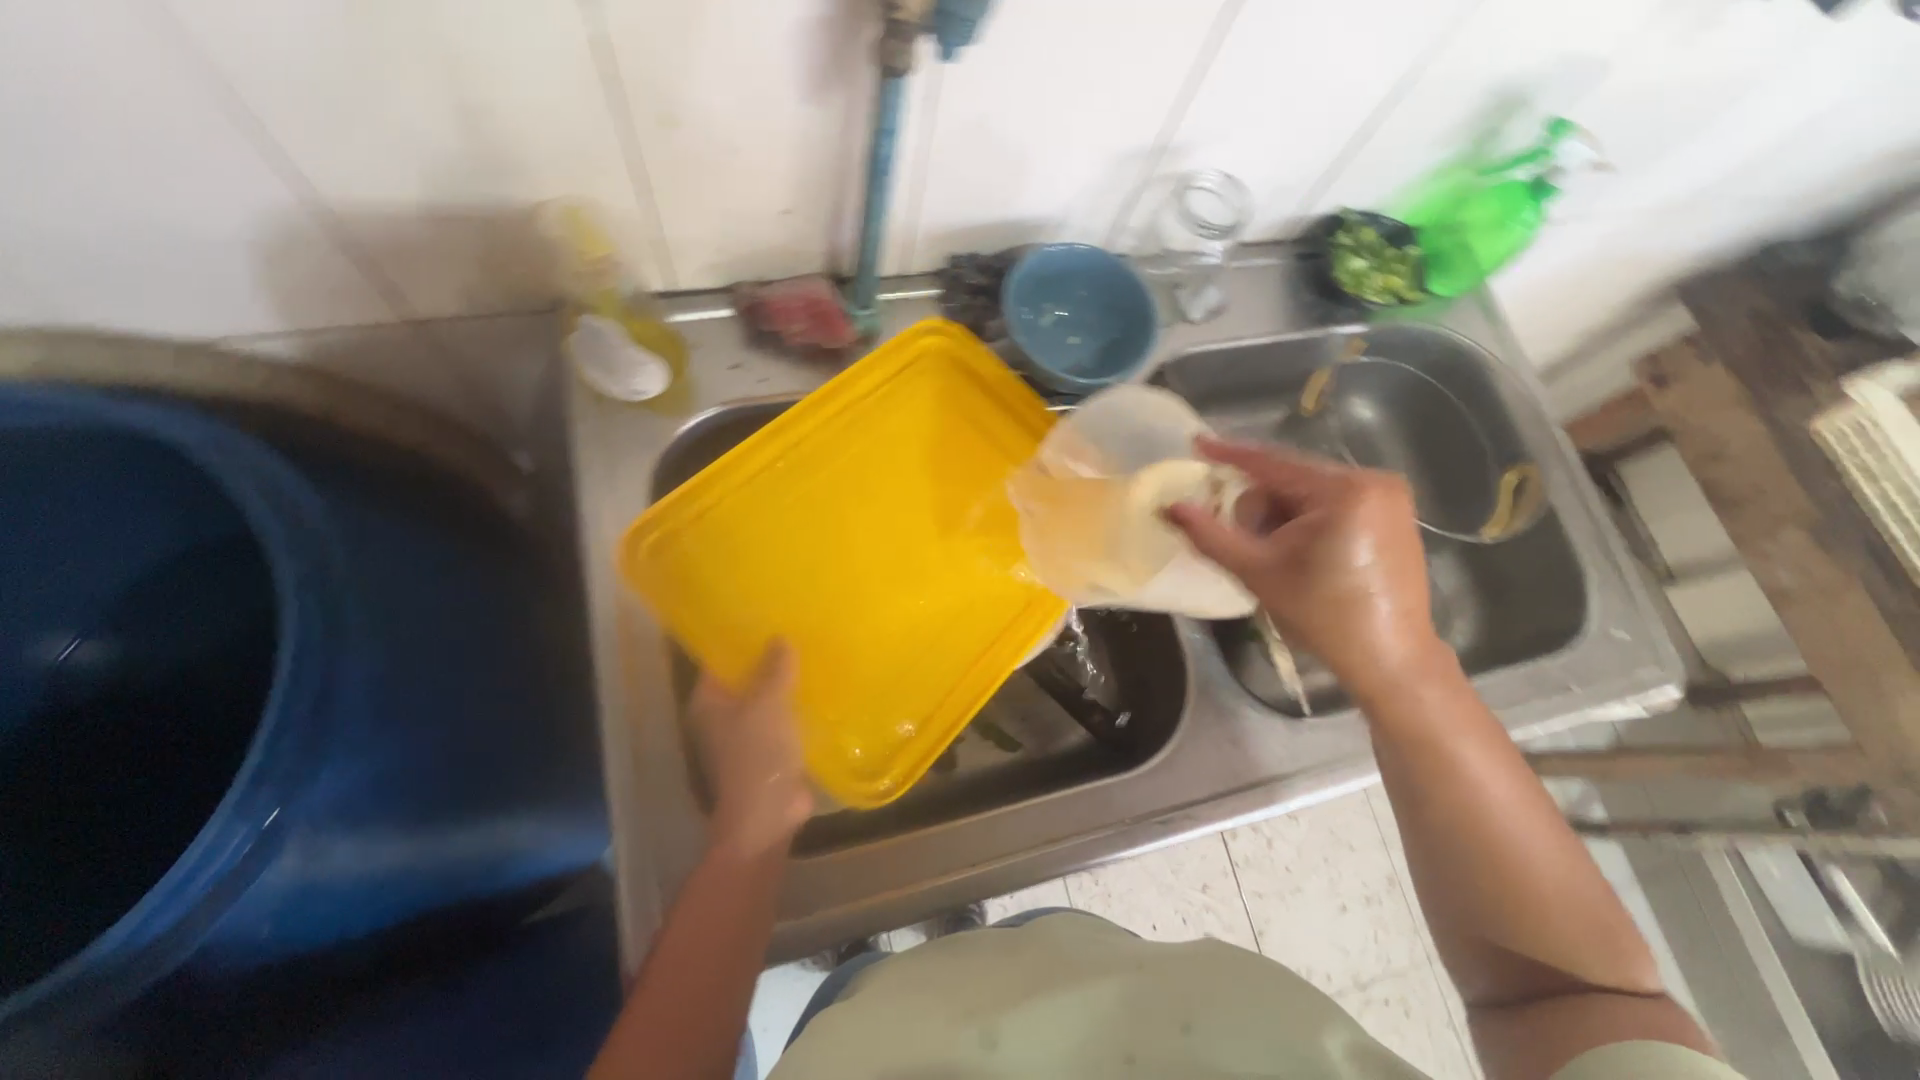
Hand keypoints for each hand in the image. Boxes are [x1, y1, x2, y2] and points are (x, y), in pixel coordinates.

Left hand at [692, 643, 812, 856]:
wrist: (768, 815)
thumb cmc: (758, 753)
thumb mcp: (768, 702)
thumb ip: (775, 668)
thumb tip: (781, 639)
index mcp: (708, 703)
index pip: (721, 661)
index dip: (742, 640)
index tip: (768, 618)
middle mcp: (723, 717)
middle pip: (746, 680)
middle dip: (771, 662)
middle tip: (799, 631)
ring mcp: (747, 737)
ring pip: (769, 701)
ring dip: (788, 687)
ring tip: (816, 656)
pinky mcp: (772, 753)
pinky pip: (786, 722)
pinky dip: (800, 710)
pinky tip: (823, 692)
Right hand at [1166, 436, 1441, 691]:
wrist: (1390, 658)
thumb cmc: (1322, 615)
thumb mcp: (1257, 572)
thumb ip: (1210, 535)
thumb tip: (1170, 507)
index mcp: (1344, 489)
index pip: (1272, 463)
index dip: (1229, 455)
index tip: (1196, 443)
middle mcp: (1373, 479)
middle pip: (1291, 478)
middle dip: (1262, 506)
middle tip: (1250, 546)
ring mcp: (1389, 495)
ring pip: (1310, 491)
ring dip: (1283, 516)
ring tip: (1279, 557)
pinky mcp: (1395, 513)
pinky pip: (1334, 502)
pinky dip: (1307, 520)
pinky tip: (1302, 555)